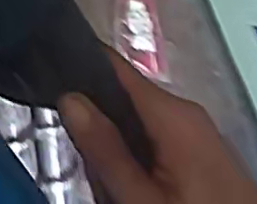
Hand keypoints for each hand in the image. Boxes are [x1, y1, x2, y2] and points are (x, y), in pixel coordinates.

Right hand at [60, 56, 256, 203]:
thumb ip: (105, 149)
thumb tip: (69, 94)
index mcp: (170, 112)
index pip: (112, 64)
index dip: (78, 66)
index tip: (46, 75)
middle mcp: (187, 114)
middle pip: (123, 98)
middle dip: (99, 128)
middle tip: (84, 167)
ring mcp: (202, 139)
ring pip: (140, 127)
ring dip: (118, 153)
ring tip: (109, 191)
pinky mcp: (210, 165)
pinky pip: (161, 147)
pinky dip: (141, 165)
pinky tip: (134, 194)